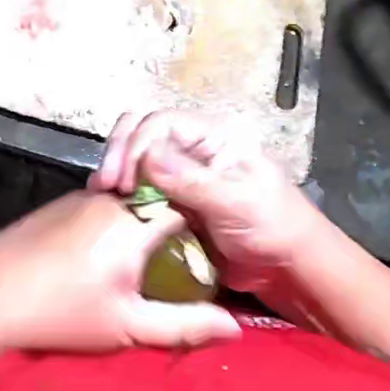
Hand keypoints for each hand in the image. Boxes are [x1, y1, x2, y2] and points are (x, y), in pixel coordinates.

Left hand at [0, 190, 241, 364]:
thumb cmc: (62, 312)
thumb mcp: (128, 326)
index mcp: (134, 219)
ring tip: (142, 266)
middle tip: (179, 266)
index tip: (210, 255)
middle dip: (174, 228)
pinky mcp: (59, 205)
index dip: (205, 226)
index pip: (187, 203)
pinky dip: (115, 226)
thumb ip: (185, 325)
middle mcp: (110, 197)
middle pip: (158, 199)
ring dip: (142, 227)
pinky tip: (102, 260)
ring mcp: (81, 197)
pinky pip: (102, 207)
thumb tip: (234, 327)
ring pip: (129, 203)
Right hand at [90, 111, 326, 320]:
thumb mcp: (237, 201)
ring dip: (117, 173)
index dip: (135, 144)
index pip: (161, 123)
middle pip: (142, 133)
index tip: (121, 180)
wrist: (287, 267)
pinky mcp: (173, 200)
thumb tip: (147, 156)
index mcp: (213, 136)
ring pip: (137, 159)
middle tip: (104, 186)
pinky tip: (112, 209)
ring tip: (102, 197)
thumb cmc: (274, 227)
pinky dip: (123, 196)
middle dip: (119, 153)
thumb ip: (193, 180)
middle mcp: (193, 148)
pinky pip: (141, 189)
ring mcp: (181, 174)